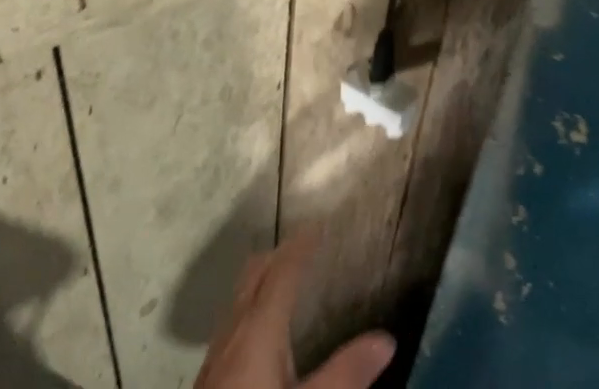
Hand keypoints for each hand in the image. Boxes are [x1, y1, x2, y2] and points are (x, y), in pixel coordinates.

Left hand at [194, 232, 396, 388]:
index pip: (281, 270)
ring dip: (264, 277)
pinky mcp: (212, 369)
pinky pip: (235, 315)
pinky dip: (255, 302)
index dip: (301, 245)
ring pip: (241, 294)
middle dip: (280, 253)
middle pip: (255, 272)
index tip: (319, 225)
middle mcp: (235, 327)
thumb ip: (346, 373)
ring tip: (291, 279)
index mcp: (260, 327)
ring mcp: (218, 348)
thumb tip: (386, 340)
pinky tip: (266, 328)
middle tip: (309, 246)